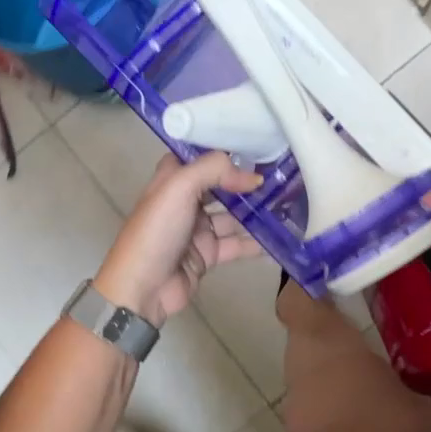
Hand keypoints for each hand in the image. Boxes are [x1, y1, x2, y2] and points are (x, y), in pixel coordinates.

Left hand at [93, 153, 263, 327]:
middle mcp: (184, 201)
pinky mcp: (207, 255)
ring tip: (288, 202)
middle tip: (280, 172)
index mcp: (171, 181)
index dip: (222, 150)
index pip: (198, 157)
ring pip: (231, 215)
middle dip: (245, 180)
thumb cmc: (156, 231)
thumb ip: (214, 170)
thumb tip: (253, 177)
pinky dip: (255, 241)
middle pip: (219, 185)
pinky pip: (236, 244)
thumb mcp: (179, 188)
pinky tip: (279, 235)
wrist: (143, 288)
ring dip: (255, 210)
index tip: (255, 143)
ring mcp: (196, 230)